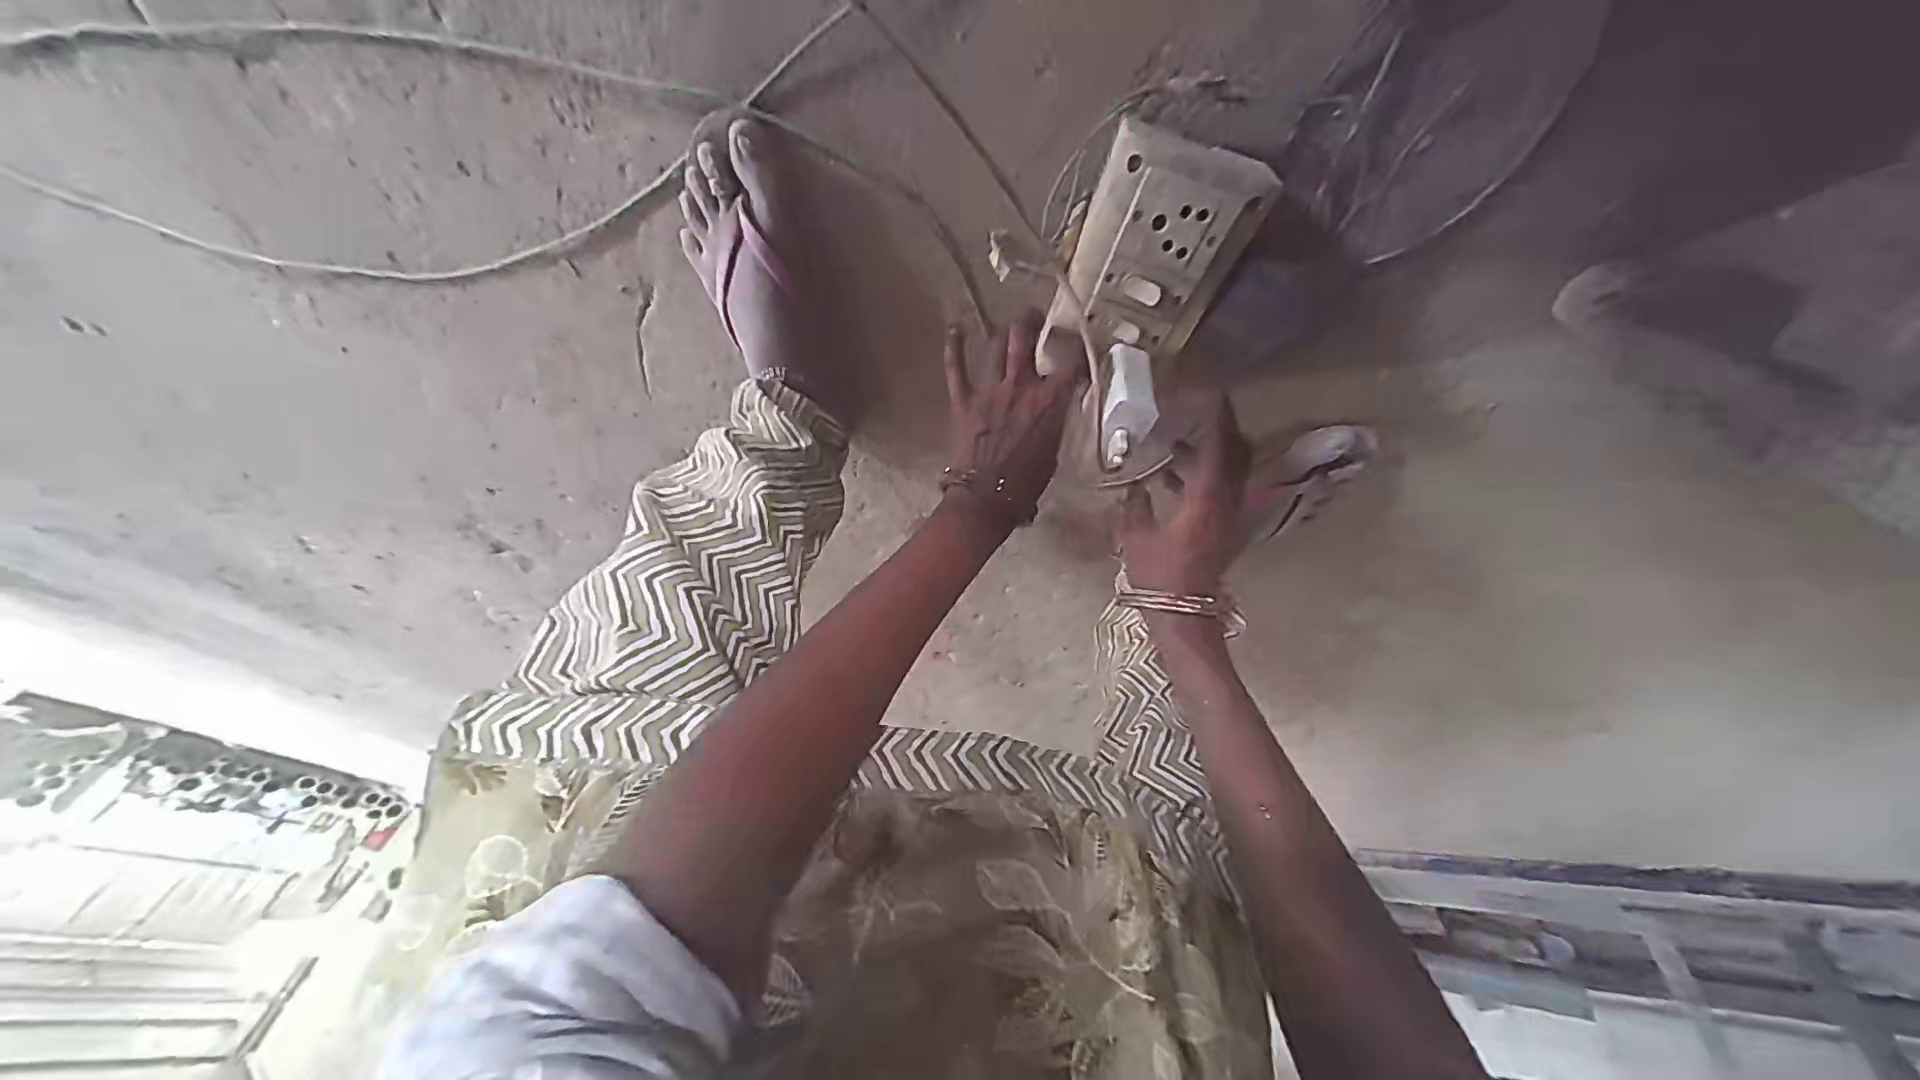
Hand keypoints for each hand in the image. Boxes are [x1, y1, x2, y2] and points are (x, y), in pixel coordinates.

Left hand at [942, 313, 1083, 524]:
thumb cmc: (1025, 484)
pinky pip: (955, 367)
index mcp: (1048, 402)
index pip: (1071, 362)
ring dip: (1001, 333)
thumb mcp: (1054, 451)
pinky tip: (954, 330)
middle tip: (1034, 319)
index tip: (1079, 346)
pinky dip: (953, 346)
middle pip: (1024, 337)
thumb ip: (1055, 422)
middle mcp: (1019, 387)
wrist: (985, 499)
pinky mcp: (962, 400)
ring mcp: (988, 390)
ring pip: (994, 344)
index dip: (1078, 349)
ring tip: (1005, 328)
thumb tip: (1056, 409)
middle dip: (1031, 322)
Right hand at [1114, 393, 1252, 595]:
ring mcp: (1229, 514)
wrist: (1183, 611)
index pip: (1219, 445)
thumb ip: (1135, 504)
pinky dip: (1206, 472)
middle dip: (1222, 428)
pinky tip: (1174, 475)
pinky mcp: (1225, 526)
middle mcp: (1227, 501)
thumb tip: (1134, 486)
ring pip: (1232, 469)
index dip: (1216, 417)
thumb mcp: (1136, 535)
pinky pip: (1223, 486)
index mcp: (1206, 497)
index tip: (1210, 393)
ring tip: (1179, 441)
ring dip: (1212, 450)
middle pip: (1237, 452)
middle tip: (1199, 411)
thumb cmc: (1158, 573)